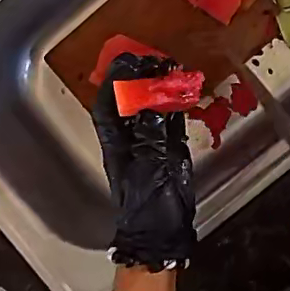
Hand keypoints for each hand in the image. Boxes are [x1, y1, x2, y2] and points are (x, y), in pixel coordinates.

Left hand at [93, 53, 194, 270]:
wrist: (161, 232)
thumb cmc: (151, 202)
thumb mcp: (151, 166)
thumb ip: (153, 133)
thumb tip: (153, 102)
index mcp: (118, 143)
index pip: (110, 103)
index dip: (118, 79)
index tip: (132, 58)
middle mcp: (129, 140)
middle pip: (127, 102)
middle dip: (138, 78)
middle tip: (156, 59)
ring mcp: (147, 145)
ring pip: (147, 109)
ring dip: (155, 89)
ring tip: (170, 69)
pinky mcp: (164, 152)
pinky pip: (165, 121)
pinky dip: (171, 105)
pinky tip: (180, 93)